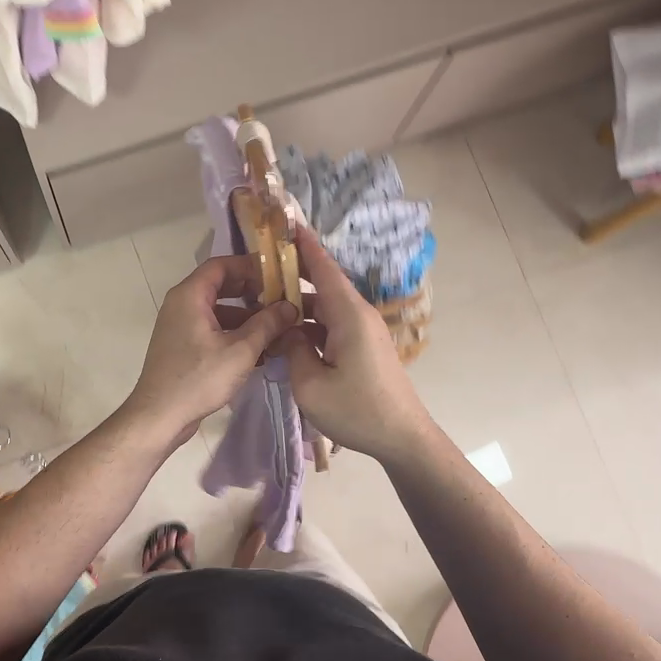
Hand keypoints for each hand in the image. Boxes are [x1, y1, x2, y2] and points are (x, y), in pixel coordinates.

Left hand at [124, 254, 297, 438]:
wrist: (160, 415)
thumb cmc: (199, 378)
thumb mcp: (240, 350)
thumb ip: (267, 324)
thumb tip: (290, 306)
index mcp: (190, 295)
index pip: (221, 265)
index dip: (251, 266)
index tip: (278, 274)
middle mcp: (181, 305)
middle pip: (221, 286)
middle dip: (253, 292)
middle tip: (282, 300)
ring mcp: (180, 327)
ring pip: (218, 311)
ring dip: (247, 317)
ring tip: (277, 327)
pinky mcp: (183, 348)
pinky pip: (212, 330)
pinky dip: (234, 334)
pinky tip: (260, 350)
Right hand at [284, 230, 433, 463]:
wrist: (401, 437)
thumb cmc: (356, 410)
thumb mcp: (310, 384)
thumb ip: (292, 350)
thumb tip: (286, 331)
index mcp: (348, 315)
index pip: (324, 269)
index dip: (304, 245)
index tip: (285, 223)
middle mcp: (358, 315)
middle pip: (323, 285)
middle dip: (293, 274)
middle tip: (258, 268)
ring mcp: (363, 332)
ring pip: (325, 308)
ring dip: (298, 305)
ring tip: (264, 303)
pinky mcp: (364, 348)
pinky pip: (332, 326)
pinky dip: (309, 324)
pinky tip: (287, 334)